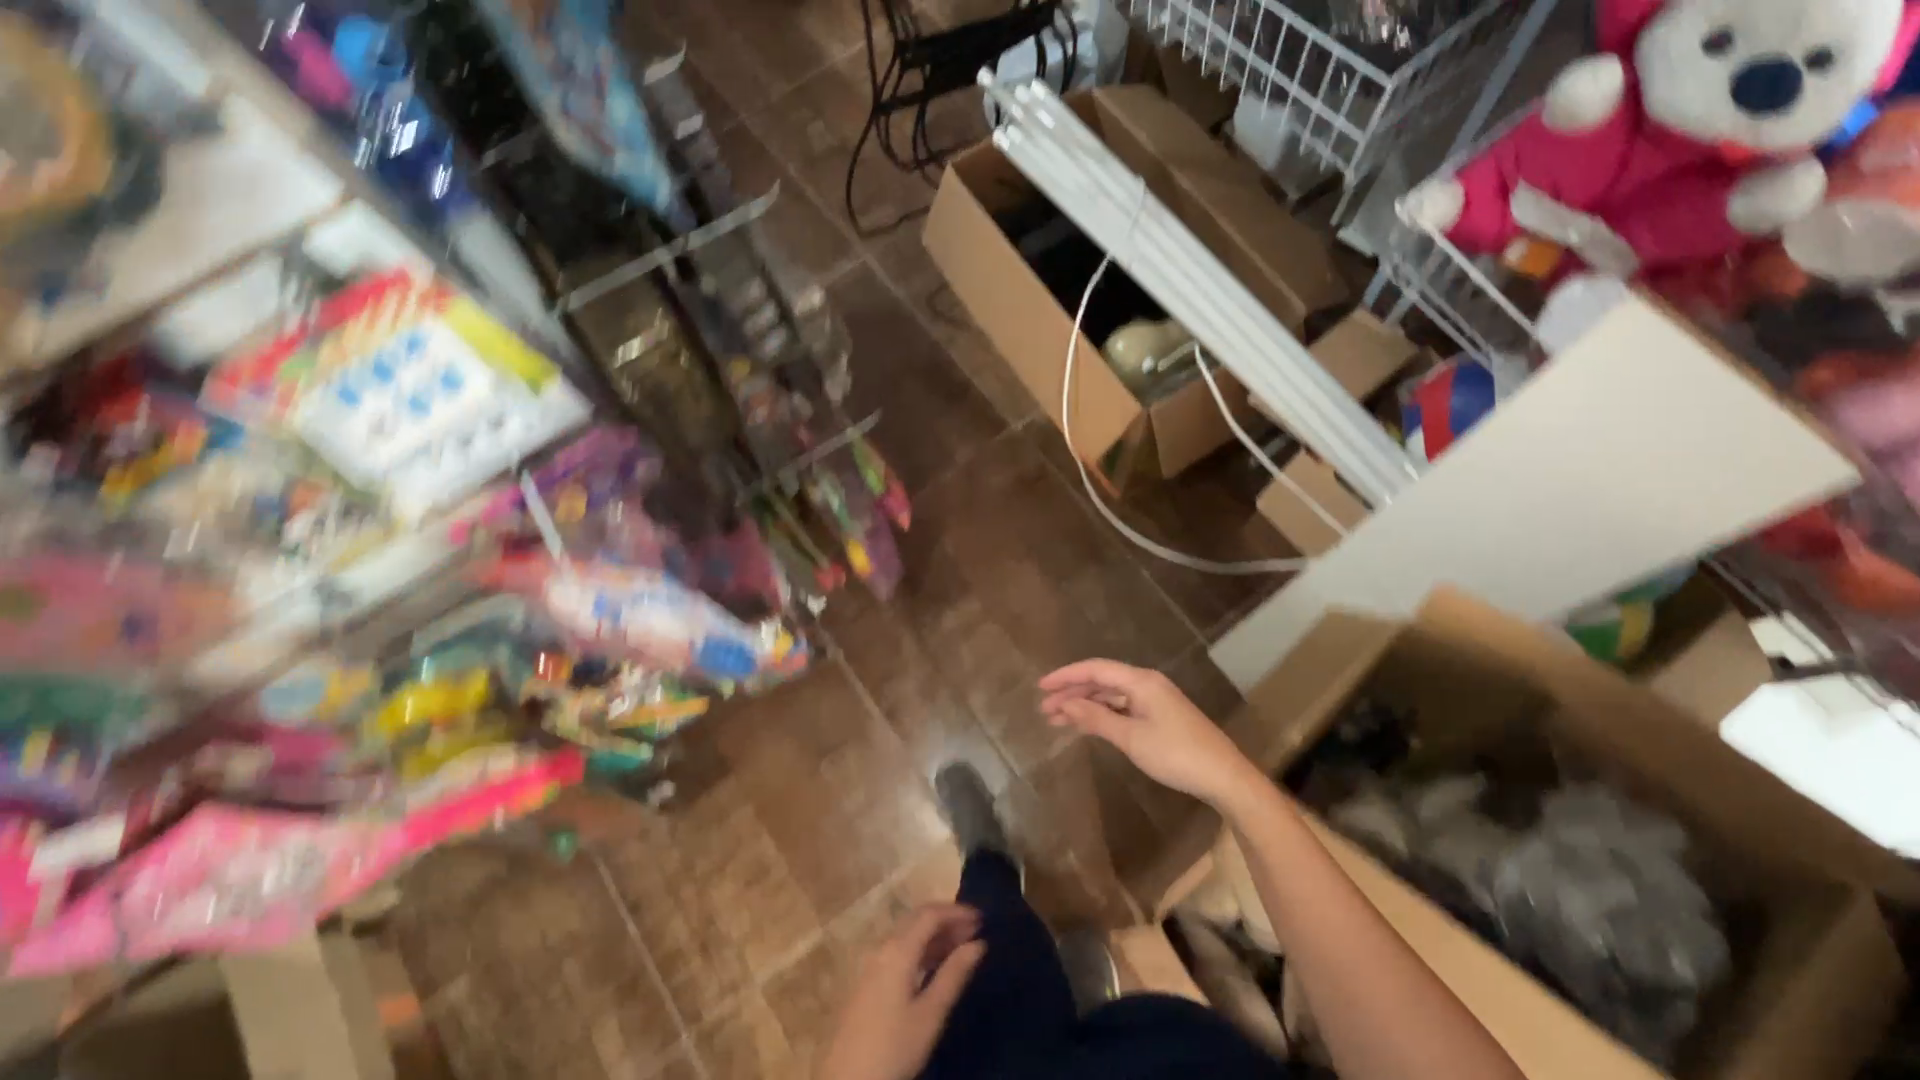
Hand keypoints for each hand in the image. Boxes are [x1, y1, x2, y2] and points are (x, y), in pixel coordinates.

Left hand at [819, 904, 986, 1079]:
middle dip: (947, 920)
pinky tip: (933, 966)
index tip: (984, 919)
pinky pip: (896, 950)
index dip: (957, 911)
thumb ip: (954, 974)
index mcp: (896, 951)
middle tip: (975, 931)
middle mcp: (880, 948)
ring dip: (933, 935)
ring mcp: (869, 964)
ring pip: (905, 935)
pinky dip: (919, 949)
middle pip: (915, 919)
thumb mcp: (930, 1013)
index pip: (929, 914)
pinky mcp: (865, 981)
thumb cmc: (894, 1047)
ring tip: (961, 948)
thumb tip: (978, 943)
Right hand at [1039, 659, 1259, 806]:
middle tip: (1044, 709)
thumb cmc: (1176, 754)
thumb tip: (1065, 703)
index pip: (1095, 669)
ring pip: (1112, 695)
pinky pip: (1123, 707)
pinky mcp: (1161, 716)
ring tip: (1058, 720)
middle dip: (1072, 692)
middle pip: (1102, 680)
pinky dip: (1103, 714)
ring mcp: (1155, 700)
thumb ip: (1096, 718)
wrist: (1223, 776)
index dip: (1066, 676)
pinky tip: (1088, 725)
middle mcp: (1147, 684)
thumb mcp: (1131, 738)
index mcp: (1141, 681)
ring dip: (1085, 705)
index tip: (1041, 687)